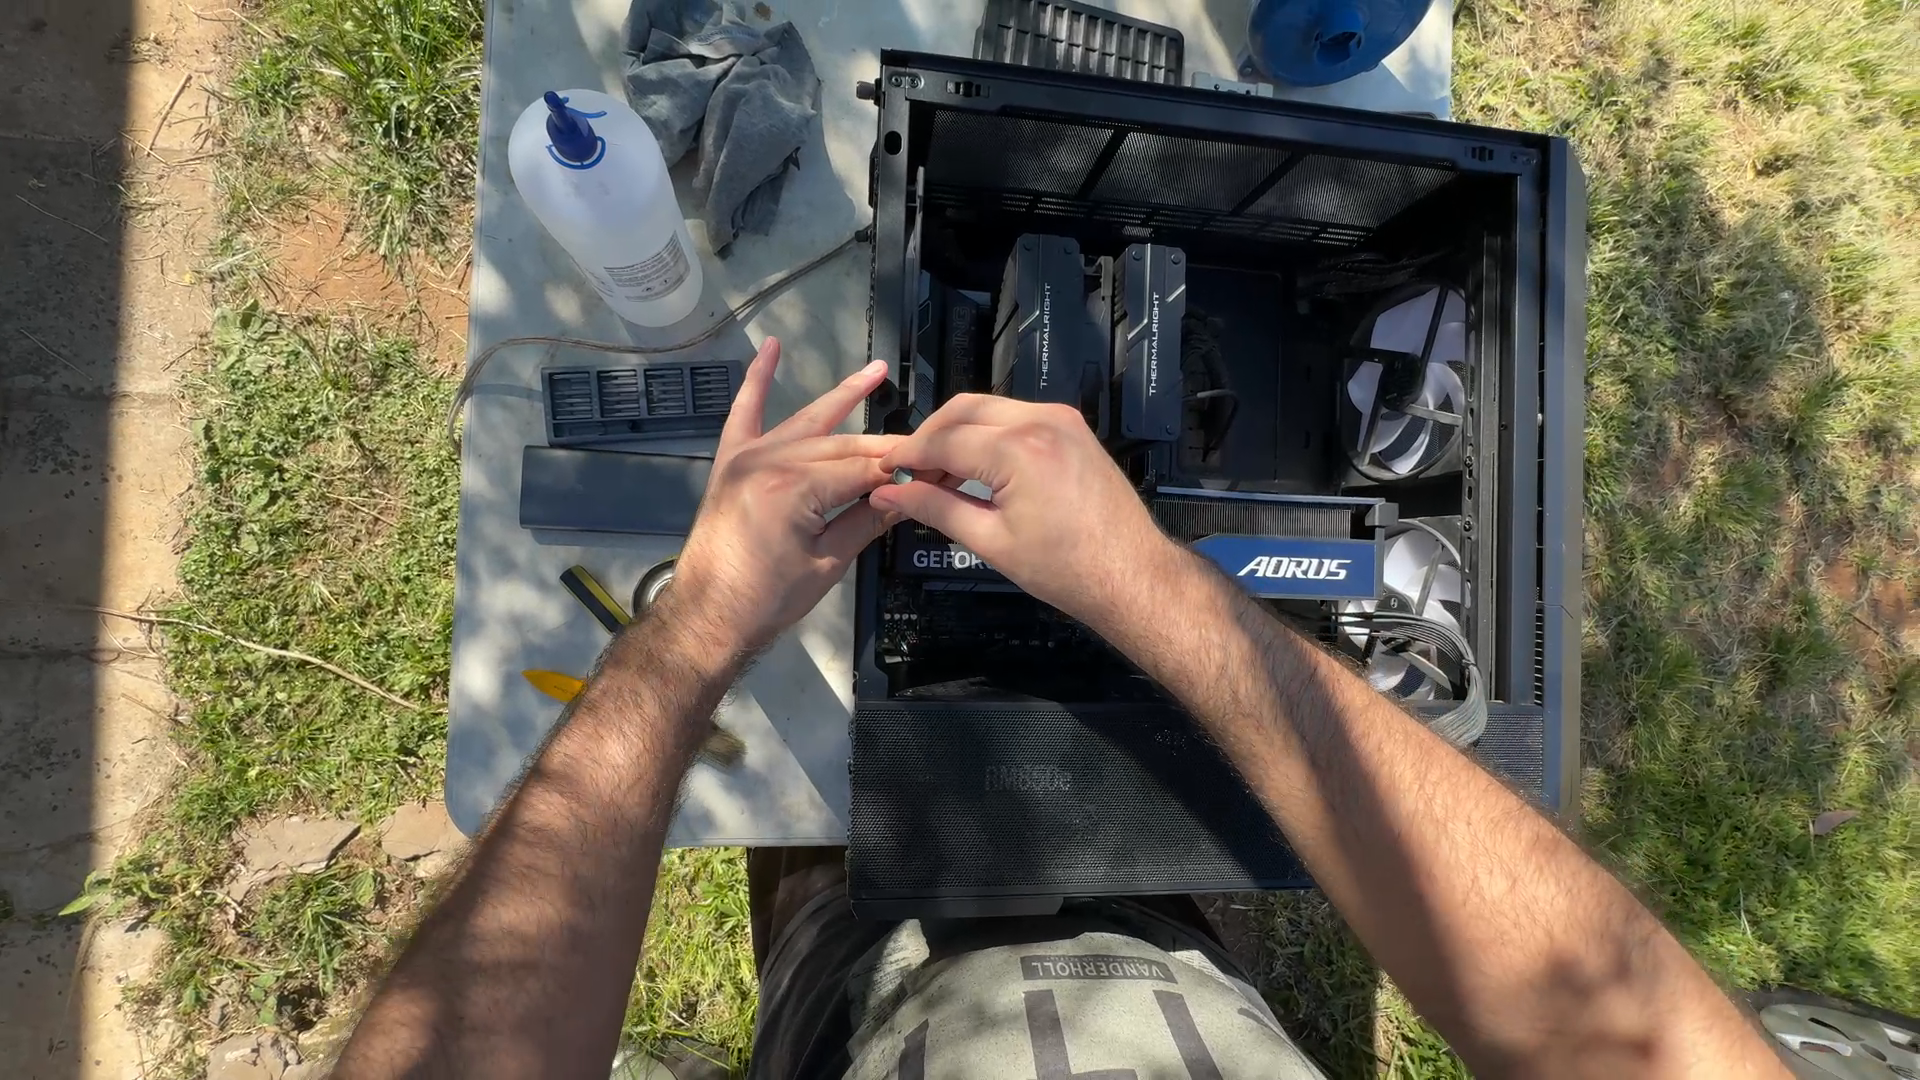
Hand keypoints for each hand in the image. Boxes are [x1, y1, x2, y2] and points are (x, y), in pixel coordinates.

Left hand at [660, 338, 899, 654]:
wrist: (709, 615)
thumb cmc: (769, 599)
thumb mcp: (829, 565)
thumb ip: (868, 520)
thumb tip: (910, 493)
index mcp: (796, 489)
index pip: (864, 470)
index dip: (901, 470)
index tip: (935, 469)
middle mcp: (771, 461)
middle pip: (842, 445)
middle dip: (884, 446)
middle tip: (924, 445)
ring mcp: (747, 456)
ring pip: (808, 423)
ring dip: (843, 396)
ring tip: (877, 370)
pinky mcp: (731, 461)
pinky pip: (745, 412)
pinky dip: (756, 379)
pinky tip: (770, 348)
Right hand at [868, 394, 1179, 630]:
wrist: (1131, 574)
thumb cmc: (1064, 569)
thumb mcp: (990, 541)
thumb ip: (935, 508)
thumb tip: (889, 494)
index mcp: (1018, 449)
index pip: (943, 440)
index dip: (908, 456)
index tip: (885, 472)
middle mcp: (1040, 420)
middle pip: (962, 411)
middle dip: (929, 437)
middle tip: (909, 473)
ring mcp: (1061, 419)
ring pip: (988, 409)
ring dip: (957, 433)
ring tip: (938, 474)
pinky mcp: (1072, 427)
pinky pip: (1015, 417)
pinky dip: (988, 434)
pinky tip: (975, 466)